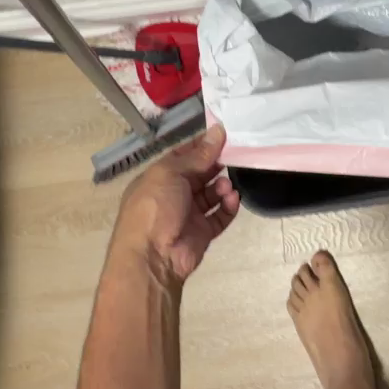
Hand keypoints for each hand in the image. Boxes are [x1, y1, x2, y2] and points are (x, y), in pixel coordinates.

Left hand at [110, 123, 240, 285]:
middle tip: (235, 155)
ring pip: (211, 194)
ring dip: (221, 186)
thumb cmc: (155, 207)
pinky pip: (220, 215)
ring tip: (225, 186)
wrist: (152, 258)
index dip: (201, 145)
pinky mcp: (202, 232)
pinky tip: (232, 199)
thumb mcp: (171, 173)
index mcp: (159, 178)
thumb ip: (198, 154)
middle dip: (216, 164)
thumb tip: (218, 130)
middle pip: (199, 173)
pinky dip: (228, 206)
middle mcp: (173, 194)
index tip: (224, 135)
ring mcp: (188, 214)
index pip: (183, 156)